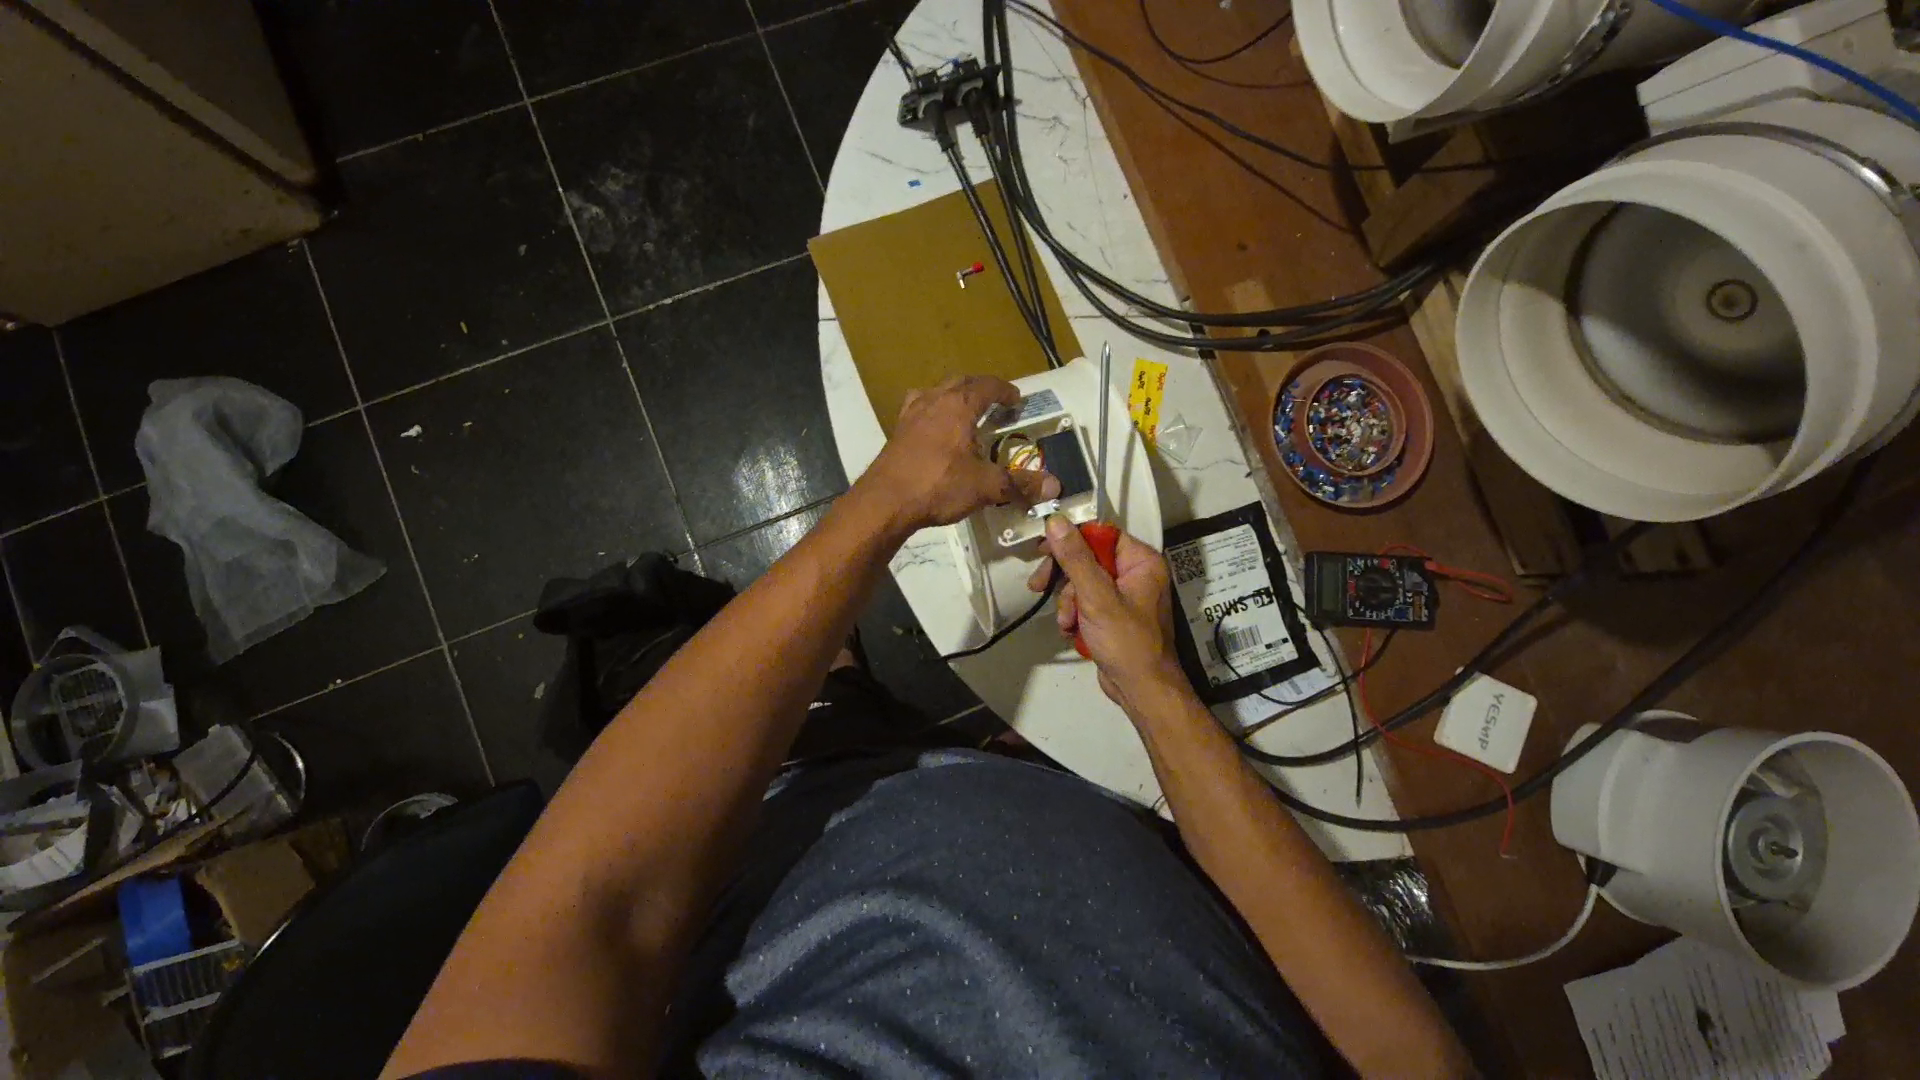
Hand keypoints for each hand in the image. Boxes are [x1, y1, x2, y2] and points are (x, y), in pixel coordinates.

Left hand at [858, 376, 1057, 531]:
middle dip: (980, 388)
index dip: (1005, 391)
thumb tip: (1054, 485)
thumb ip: (1019, 483)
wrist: (886, 501)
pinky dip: (932, 411)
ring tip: (964, 410)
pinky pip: (918, 409)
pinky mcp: (897, 432)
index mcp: (959, 406)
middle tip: (994, 402)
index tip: (1016, 400)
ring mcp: (911, 415)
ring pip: (936, 392)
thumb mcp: (986, 486)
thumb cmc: (939, 485)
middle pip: (960, 382)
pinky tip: (934, 428)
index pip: (987, 386)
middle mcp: (934, 401)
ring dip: (953, 395)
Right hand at [1027, 516, 1182, 708]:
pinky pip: (1085, 603)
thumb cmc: (1127, 642)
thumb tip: (1056, 521)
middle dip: (1065, 579)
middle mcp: (1135, 574)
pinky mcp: (1112, 616)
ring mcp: (1123, 596)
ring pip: (1082, 583)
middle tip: (1039, 586)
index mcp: (1141, 562)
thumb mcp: (1097, 597)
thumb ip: (1075, 558)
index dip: (1071, 539)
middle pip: (1087, 559)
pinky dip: (1074, 615)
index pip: (1101, 535)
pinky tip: (1070, 630)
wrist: (1142, 690)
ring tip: (1067, 622)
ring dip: (1068, 602)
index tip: (1044, 549)